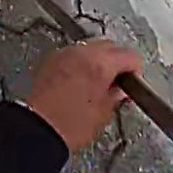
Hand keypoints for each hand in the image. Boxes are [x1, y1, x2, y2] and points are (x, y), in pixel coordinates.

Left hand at [22, 39, 141, 152]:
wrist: (37, 127)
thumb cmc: (69, 125)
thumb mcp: (102, 113)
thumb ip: (115, 95)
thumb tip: (121, 89)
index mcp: (100, 64)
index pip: (128, 55)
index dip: (135, 67)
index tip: (135, 78)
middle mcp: (83, 52)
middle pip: (109, 45)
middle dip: (117, 60)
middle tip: (119, 80)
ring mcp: (66, 52)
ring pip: (91, 46)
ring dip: (99, 58)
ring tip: (99, 80)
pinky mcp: (53, 57)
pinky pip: (75, 52)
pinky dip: (82, 60)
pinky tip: (81, 78)